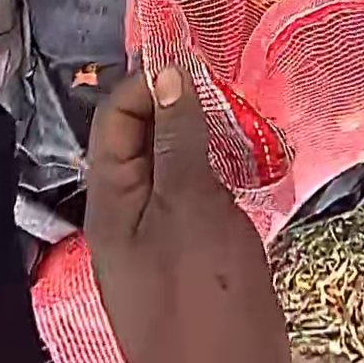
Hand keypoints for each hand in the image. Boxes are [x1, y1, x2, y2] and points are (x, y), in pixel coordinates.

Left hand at [84, 65, 290, 362]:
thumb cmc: (201, 295)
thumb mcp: (189, 206)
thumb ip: (178, 138)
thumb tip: (169, 73)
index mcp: (112, 196)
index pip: (117, 115)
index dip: (150, 83)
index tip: (195, 66)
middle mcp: (130, 204)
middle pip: (145, 132)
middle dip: (182, 105)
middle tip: (227, 92)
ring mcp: (163, 223)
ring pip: (177, 156)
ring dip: (206, 131)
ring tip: (244, 118)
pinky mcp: (194, 238)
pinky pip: (200, 183)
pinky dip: (221, 162)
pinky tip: (251, 156)